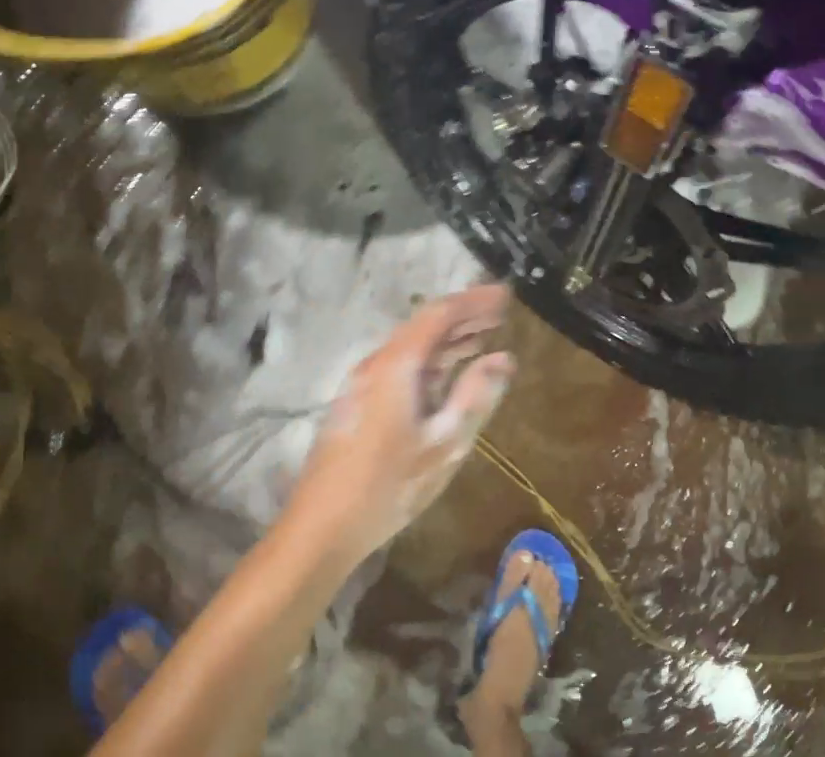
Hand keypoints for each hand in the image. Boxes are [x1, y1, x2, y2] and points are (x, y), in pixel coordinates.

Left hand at [286, 285, 514, 563]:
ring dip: (448, 340)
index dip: (473, 301)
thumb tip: (504, 358)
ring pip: (411, 347)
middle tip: (501, 314)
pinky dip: (431, 360)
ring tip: (483, 338)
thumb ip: (474, 397)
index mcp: (396, 366)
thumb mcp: (443, 446)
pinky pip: (401, 366)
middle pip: (423, 327)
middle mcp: (375, 364)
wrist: (319, 528)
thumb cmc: (387, 488)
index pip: (439, 315)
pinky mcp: (358, 404)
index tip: (505, 294)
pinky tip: (448, 375)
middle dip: (463, 317)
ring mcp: (362, 384)